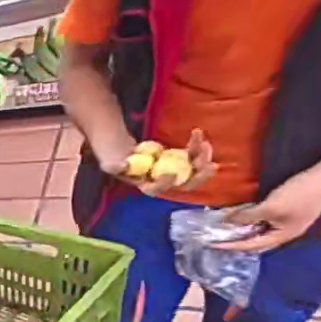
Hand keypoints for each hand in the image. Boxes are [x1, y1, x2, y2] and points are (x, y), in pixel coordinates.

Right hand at [99, 128, 218, 195]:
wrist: (121, 150)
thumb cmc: (114, 158)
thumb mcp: (110, 162)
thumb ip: (114, 165)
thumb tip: (122, 165)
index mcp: (146, 185)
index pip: (156, 188)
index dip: (164, 183)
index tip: (170, 173)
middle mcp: (163, 181)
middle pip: (184, 184)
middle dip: (199, 176)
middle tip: (210, 166)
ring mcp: (174, 170)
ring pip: (194, 169)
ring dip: (203, 158)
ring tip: (204, 143)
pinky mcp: (180, 159)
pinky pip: (193, 155)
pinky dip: (198, 145)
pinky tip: (197, 133)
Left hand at [215, 167, 320, 250]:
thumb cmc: (300, 194)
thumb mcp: (270, 207)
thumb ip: (247, 217)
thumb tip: (225, 222)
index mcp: (282, 236)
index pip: (250, 246)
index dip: (229, 246)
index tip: (210, 244)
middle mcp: (284, 232)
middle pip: (255, 242)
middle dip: (235, 241)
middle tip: (215, 238)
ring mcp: (287, 222)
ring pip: (258, 230)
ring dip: (241, 230)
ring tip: (222, 228)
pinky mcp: (287, 210)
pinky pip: (263, 220)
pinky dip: (249, 219)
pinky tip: (238, 215)